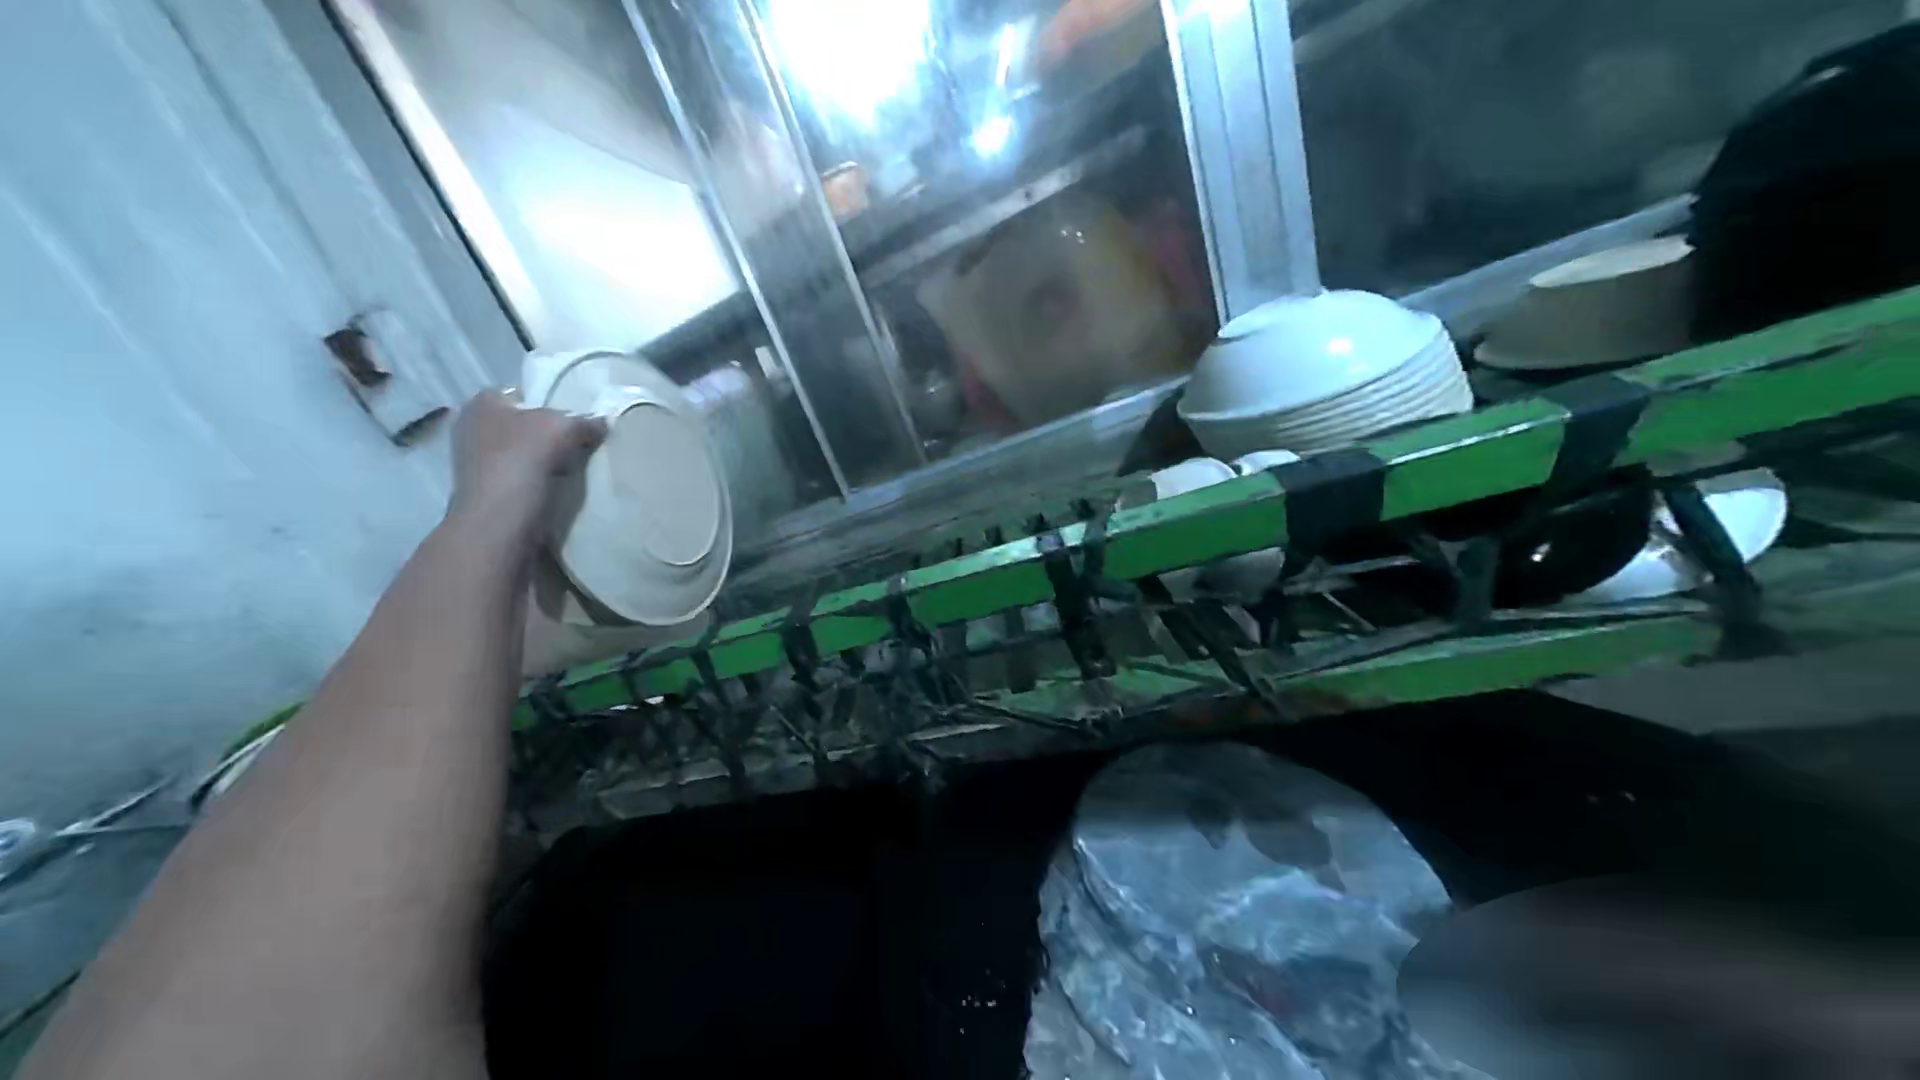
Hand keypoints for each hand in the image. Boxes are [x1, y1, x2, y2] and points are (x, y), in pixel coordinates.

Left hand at [447, 389, 604, 540]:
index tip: (575, 420)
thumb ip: (585, 421)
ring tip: (571, 467)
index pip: (522, 394)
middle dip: (548, 433)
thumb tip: (601, 422)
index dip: (550, 403)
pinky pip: (519, 476)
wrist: (499, 519)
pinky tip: (555, 487)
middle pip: (522, 424)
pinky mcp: (484, 489)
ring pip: (521, 452)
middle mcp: (471, 426)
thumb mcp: (564, 428)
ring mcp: (474, 461)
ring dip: (544, 459)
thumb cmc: (524, 459)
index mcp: (483, 402)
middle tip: (578, 443)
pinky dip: (537, 480)